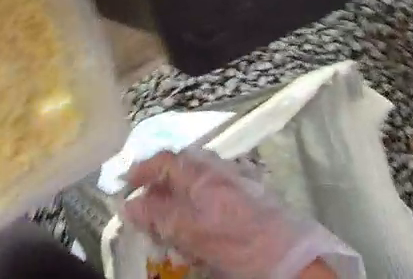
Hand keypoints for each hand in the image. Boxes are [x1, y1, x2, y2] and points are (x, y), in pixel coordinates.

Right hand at [122, 149, 341, 278]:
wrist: (286, 254)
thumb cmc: (236, 238)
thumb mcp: (192, 230)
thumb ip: (159, 215)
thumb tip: (129, 204)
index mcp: (198, 169)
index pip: (163, 159)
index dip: (142, 171)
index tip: (126, 186)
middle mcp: (212, 167)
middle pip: (176, 168)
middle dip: (157, 187)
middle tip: (143, 210)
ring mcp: (228, 180)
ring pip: (191, 182)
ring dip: (174, 198)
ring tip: (164, 223)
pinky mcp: (240, 196)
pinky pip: (206, 193)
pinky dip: (192, 206)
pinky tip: (191, 227)